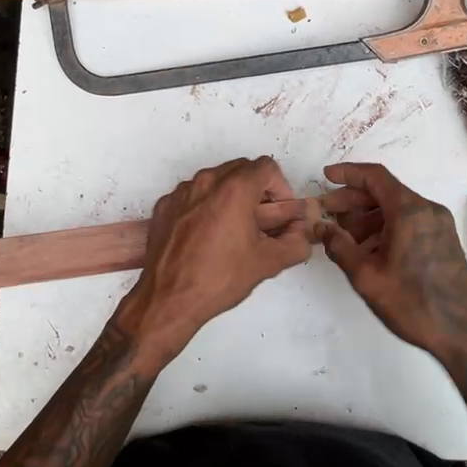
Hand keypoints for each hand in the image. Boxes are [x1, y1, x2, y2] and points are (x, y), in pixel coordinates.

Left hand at [118, 157, 313, 360]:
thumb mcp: (268, 263)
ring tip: (234, 231)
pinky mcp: (164, 205)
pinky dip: (205, 206)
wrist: (169, 299)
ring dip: (231, 197)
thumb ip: (295, 243)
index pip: (267, 167)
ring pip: (215, 180)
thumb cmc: (219, 278)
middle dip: (257, 190)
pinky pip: (192, 195)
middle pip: (241, 169)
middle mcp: (205, 181)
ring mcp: (181, 191)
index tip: (280, 213)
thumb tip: (301, 234)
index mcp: (234, 188)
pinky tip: (207, 237)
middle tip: (262, 221)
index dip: (281, 188)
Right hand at [315, 162, 466, 363]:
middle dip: (353, 199)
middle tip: (327, 213)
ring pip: (396, 208)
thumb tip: (320, 227)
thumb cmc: (413, 303)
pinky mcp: (445, 241)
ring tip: (345, 238)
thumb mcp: (366, 277)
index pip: (375, 176)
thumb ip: (339, 246)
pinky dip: (386, 227)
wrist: (464, 336)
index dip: (347, 173)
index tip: (326, 177)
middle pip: (384, 191)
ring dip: (368, 217)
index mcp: (410, 210)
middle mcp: (428, 210)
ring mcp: (440, 225)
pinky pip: (410, 222)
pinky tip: (370, 250)